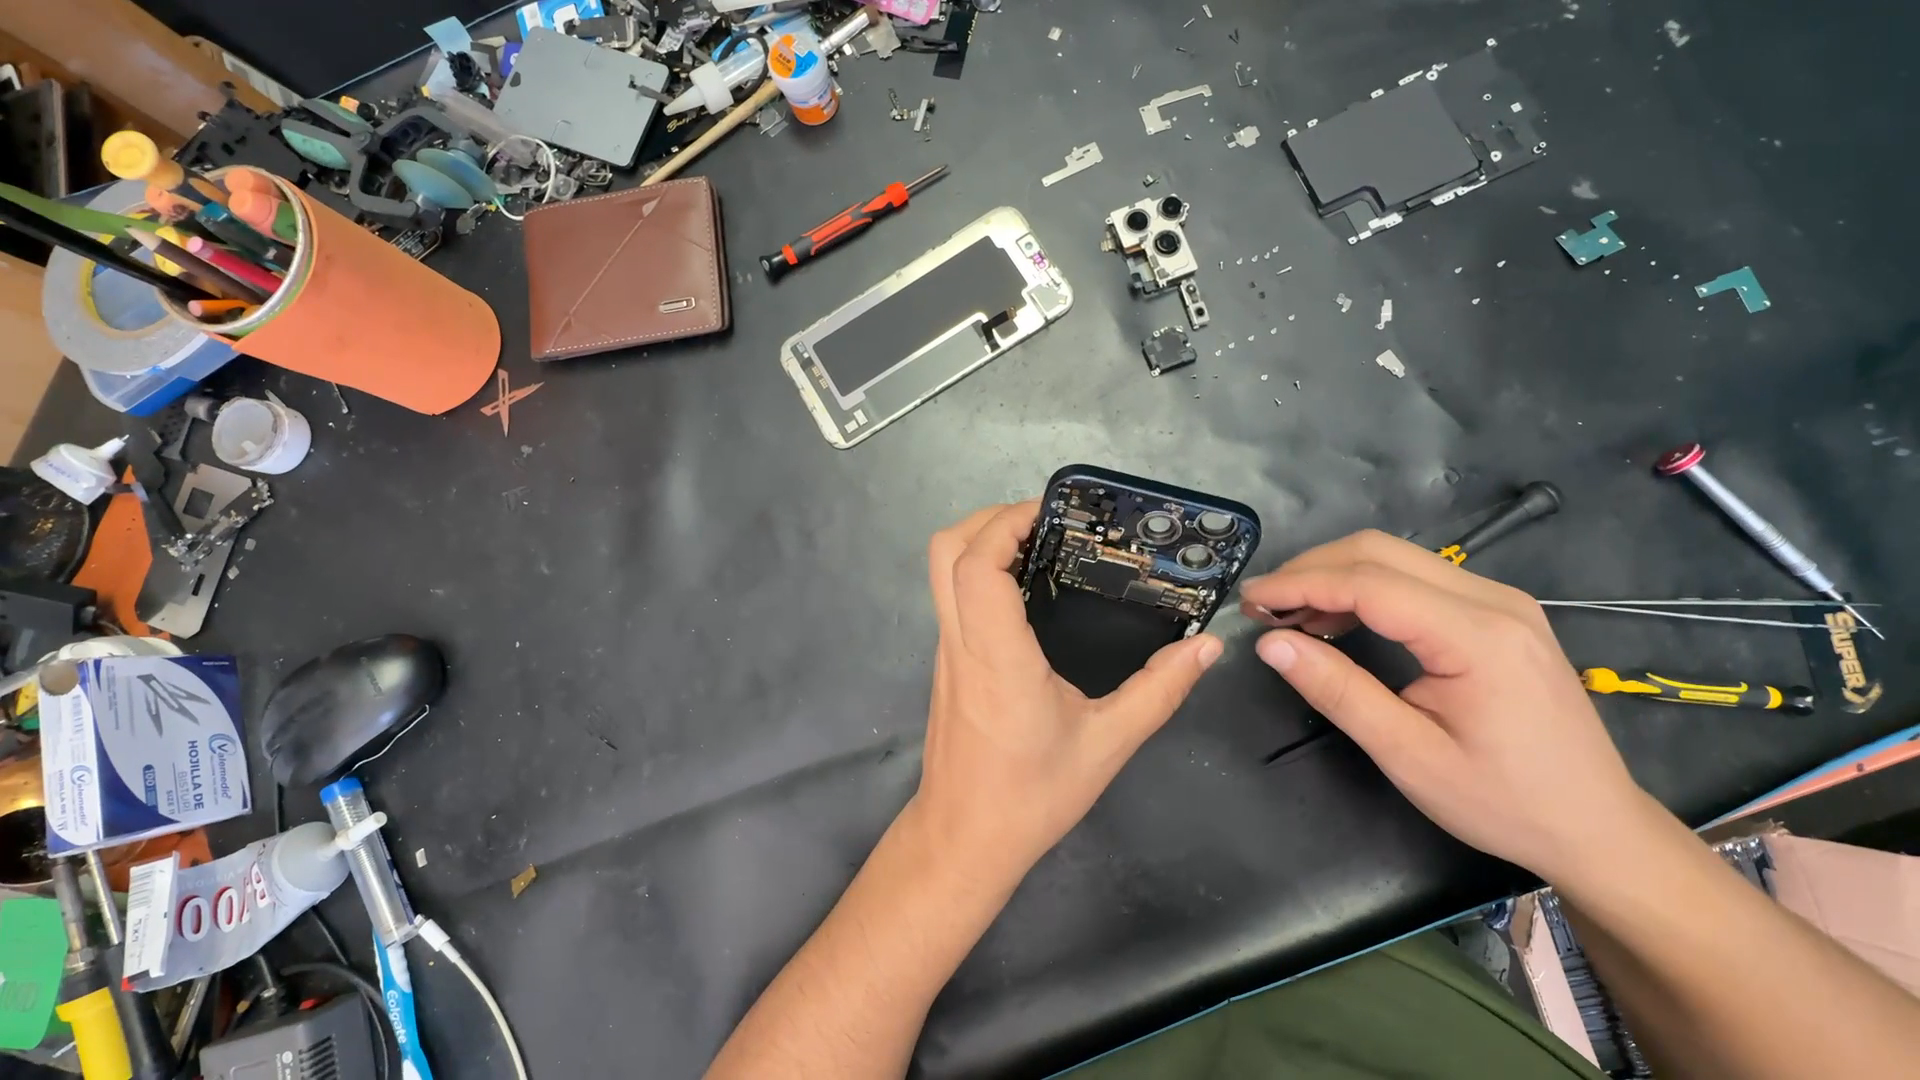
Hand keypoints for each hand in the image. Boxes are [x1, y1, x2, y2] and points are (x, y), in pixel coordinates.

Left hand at [914, 502, 1223, 875]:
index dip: (1006, 523)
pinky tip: (1030, 590)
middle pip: (944, 550)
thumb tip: (1207, 647)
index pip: (977, 566)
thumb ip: (1160, 690)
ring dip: (983, 542)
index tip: (1052, 511)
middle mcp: (961, 642)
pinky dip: (981, 572)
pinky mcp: (947, 663)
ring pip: (942, 572)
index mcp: (996, 656)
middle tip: (1046, 521)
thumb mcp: (1108, 744)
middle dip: (989, 518)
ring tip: (1043, 545)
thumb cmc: (1031, 796)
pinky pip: (953, 597)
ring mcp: (946, 651)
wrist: (964, 839)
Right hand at [1239, 530, 1655, 884]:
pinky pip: (1417, 578)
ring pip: (1397, 558)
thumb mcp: (1409, 754)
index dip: (1300, 585)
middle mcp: (1494, 600)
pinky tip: (1338, 622)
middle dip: (1311, 570)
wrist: (1596, 826)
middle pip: (1380, 552)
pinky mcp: (1499, 613)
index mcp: (1477, 636)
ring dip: (1335, 576)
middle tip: (1263, 607)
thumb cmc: (1502, 801)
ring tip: (1290, 616)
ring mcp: (1501, 602)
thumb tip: (1271, 643)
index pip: (1368, 583)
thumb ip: (1338, 691)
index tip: (1248, 600)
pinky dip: (1366, 589)